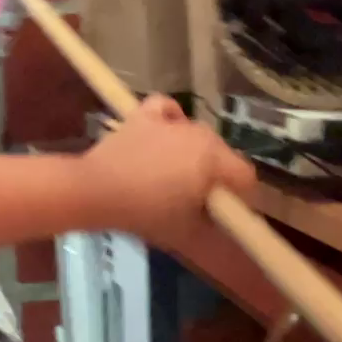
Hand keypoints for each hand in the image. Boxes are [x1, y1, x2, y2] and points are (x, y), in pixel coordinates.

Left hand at [83, 95, 256, 250]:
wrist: (97, 189)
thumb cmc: (146, 211)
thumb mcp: (188, 231)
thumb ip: (215, 230)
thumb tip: (227, 234)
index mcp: (214, 160)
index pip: (245, 176)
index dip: (238, 197)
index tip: (222, 213)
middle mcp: (197, 134)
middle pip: (222, 154)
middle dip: (217, 175)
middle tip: (199, 198)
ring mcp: (168, 122)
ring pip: (197, 133)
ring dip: (195, 151)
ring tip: (178, 172)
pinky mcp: (142, 116)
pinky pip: (165, 107)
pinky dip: (170, 116)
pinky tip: (165, 132)